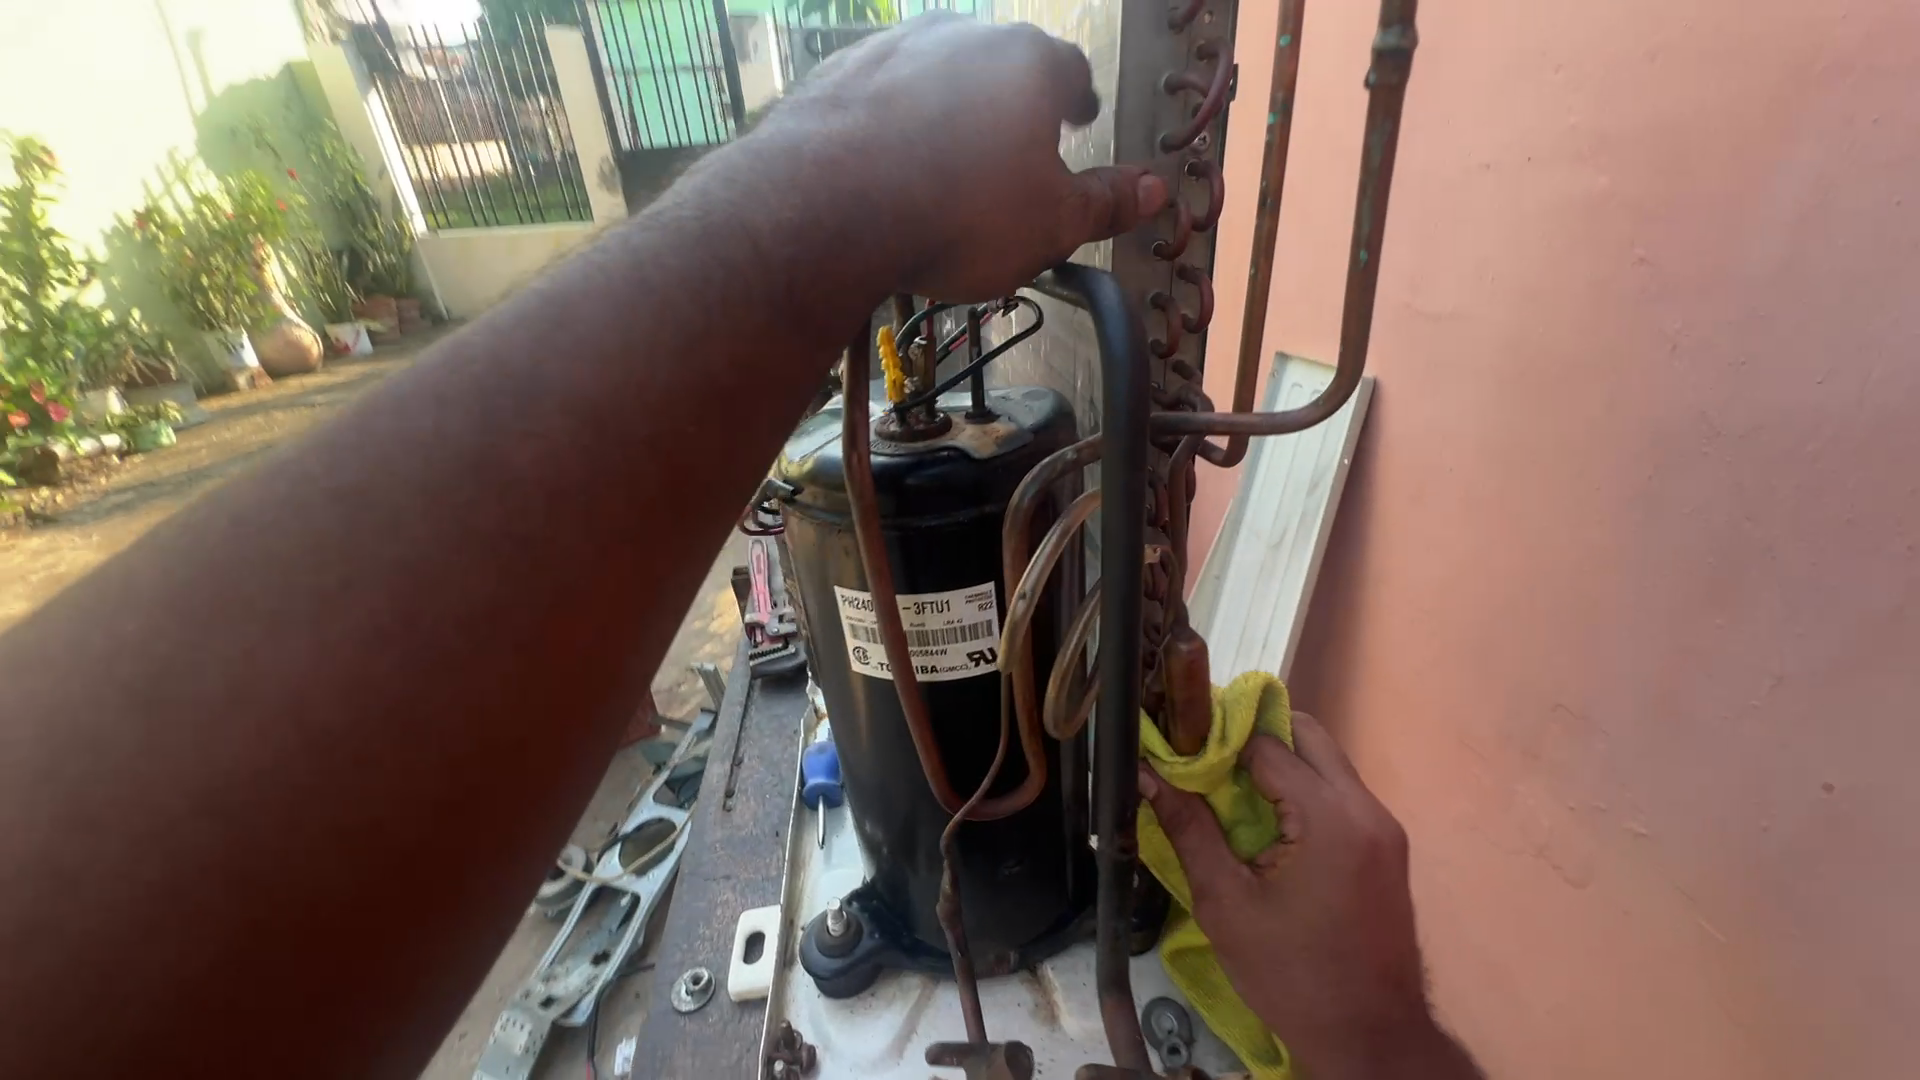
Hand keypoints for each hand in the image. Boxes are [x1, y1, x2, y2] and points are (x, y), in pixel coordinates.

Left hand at [752, 14, 1167, 299]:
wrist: (832, 207)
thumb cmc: (962, 216)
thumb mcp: (1050, 226)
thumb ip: (1104, 204)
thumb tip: (1158, 189)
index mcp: (1026, 65)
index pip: (1068, 72)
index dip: (1078, 98)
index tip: (1080, 116)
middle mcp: (961, 37)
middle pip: (999, 64)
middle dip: (1012, 99)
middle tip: (1016, 135)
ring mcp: (892, 50)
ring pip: (936, 74)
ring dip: (950, 106)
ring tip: (950, 153)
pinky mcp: (837, 77)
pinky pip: (880, 97)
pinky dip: (894, 123)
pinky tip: (888, 160)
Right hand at [1139, 712, 1480, 1079]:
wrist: (1371, 1042)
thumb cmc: (1291, 976)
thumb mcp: (1226, 902)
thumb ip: (1188, 828)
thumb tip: (1147, 775)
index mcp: (1329, 819)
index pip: (1267, 743)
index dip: (1219, 740)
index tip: (1181, 747)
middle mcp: (1366, 810)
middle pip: (1307, 733)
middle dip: (1254, 735)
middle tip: (1208, 759)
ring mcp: (1383, 827)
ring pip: (1325, 759)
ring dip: (1279, 759)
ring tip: (1229, 786)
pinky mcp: (1386, 846)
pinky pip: (1338, 790)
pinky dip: (1300, 786)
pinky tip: (1264, 818)